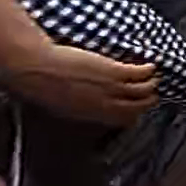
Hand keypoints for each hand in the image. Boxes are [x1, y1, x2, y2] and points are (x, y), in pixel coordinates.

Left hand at [0, 43, 158, 124]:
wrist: (32, 67)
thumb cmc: (38, 84)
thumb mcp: (60, 104)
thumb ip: (82, 107)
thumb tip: (95, 106)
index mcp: (91, 114)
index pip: (124, 120)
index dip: (136, 114)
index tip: (139, 108)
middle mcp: (105, 104)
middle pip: (140, 106)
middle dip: (149, 100)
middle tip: (153, 93)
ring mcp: (112, 87)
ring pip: (146, 89)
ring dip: (153, 83)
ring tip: (153, 76)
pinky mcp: (115, 71)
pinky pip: (143, 72)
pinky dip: (149, 69)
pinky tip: (150, 64)